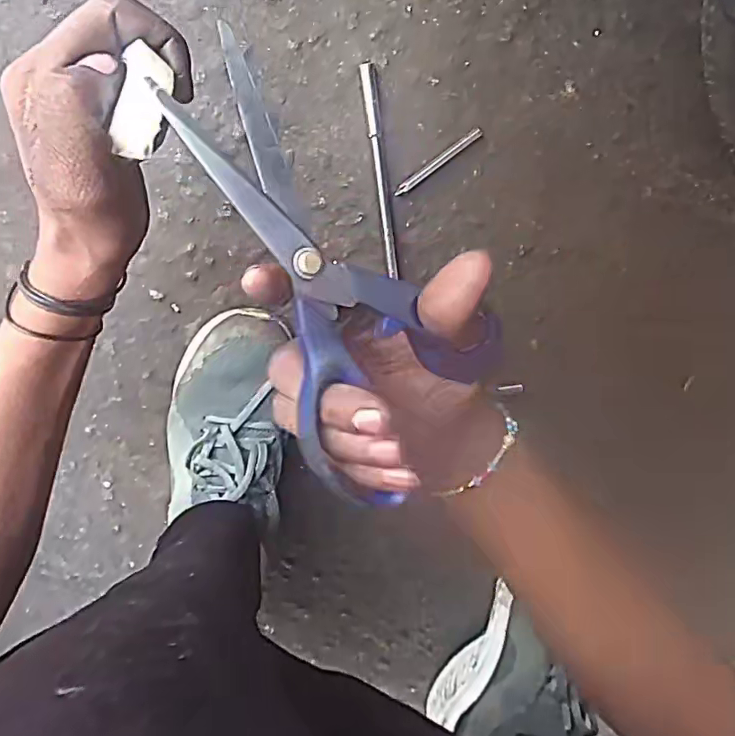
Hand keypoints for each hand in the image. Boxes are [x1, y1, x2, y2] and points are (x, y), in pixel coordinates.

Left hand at [0, 0, 192, 298]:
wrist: (90, 241)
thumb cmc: (89, 213)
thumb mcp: (79, 160)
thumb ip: (76, 98)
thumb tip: (103, 62)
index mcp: (39, 75)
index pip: (104, 14)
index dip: (150, 37)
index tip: (168, 82)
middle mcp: (49, 71)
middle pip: (115, 19)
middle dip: (154, 52)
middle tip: (166, 94)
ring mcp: (72, 83)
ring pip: (126, 41)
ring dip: (153, 73)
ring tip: (151, 116)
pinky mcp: (94, 97)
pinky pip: (130, 68)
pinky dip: (151, 88)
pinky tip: (145, 122)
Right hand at [244, 251, 507, 494]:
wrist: (455, 436)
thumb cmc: (442, 373)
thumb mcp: (450, 337)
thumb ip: (451, 305)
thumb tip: (477, 264)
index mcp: (340, 320)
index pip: (291, 294)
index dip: (269, 285)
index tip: (258, 280)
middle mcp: (316, 357)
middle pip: (289, 372)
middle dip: (330, 400)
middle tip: (381, 417)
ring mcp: (313, 404)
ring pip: (303, 423)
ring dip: (350, 440)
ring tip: (401, 448)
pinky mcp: (323, 446)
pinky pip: (323, 460)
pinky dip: (363, 469)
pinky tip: (401, 471)